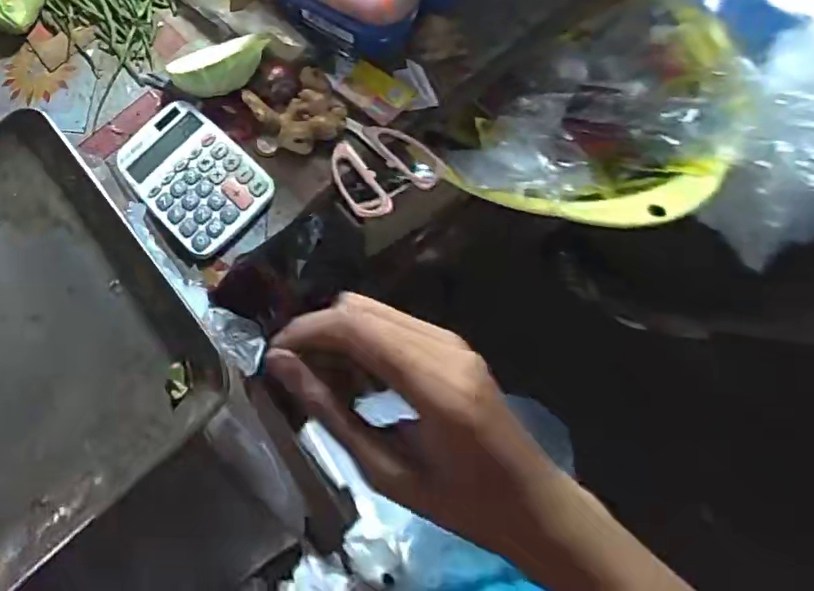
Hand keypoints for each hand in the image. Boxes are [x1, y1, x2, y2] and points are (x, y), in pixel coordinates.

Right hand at [268, 296, 692, 588]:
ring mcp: (450, 340)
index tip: (275, 354)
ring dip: (337, 332)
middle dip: (317, 330)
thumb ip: (330, 413)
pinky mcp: (450, 341)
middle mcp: (443, 347)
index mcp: (434, 385)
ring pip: (370, 308)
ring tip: (323, 376)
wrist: (538, 507)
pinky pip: (388, 321)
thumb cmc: (463, 505)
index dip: (306, 330)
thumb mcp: (387, 472)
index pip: (353, 325)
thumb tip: (280, 365)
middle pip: (357, 307)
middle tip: (296, 368)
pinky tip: (356, 375)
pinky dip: (360, 338)